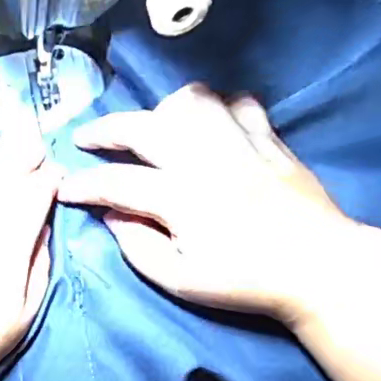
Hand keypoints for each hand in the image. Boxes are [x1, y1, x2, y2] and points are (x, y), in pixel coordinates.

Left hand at [0, 132, 59, 380]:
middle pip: (2, 174)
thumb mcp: (24, 313)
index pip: (35, 193)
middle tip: (37, 140)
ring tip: (6, 145)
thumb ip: (39, 268)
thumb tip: (43, 231)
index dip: (50, 179)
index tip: (60, 175)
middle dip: (23, 153)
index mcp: (8, 237)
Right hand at [58, 83, 379, 324]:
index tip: (64, 189)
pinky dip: (217, 108)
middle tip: (86, 138)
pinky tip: (210, 126)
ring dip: (162, 110)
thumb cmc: (244, 281)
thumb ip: (139, 247)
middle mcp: (205, 157)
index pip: (116, 183)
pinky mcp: (268, 139)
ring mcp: (239, 141)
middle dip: (107, 130)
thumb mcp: (181, 280)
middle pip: (144, 126)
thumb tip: (112, 217)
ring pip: (192, 100)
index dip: (83, 185)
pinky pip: (238, 104)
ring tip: (153, 127)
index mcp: (179, 196)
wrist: (316, 266)